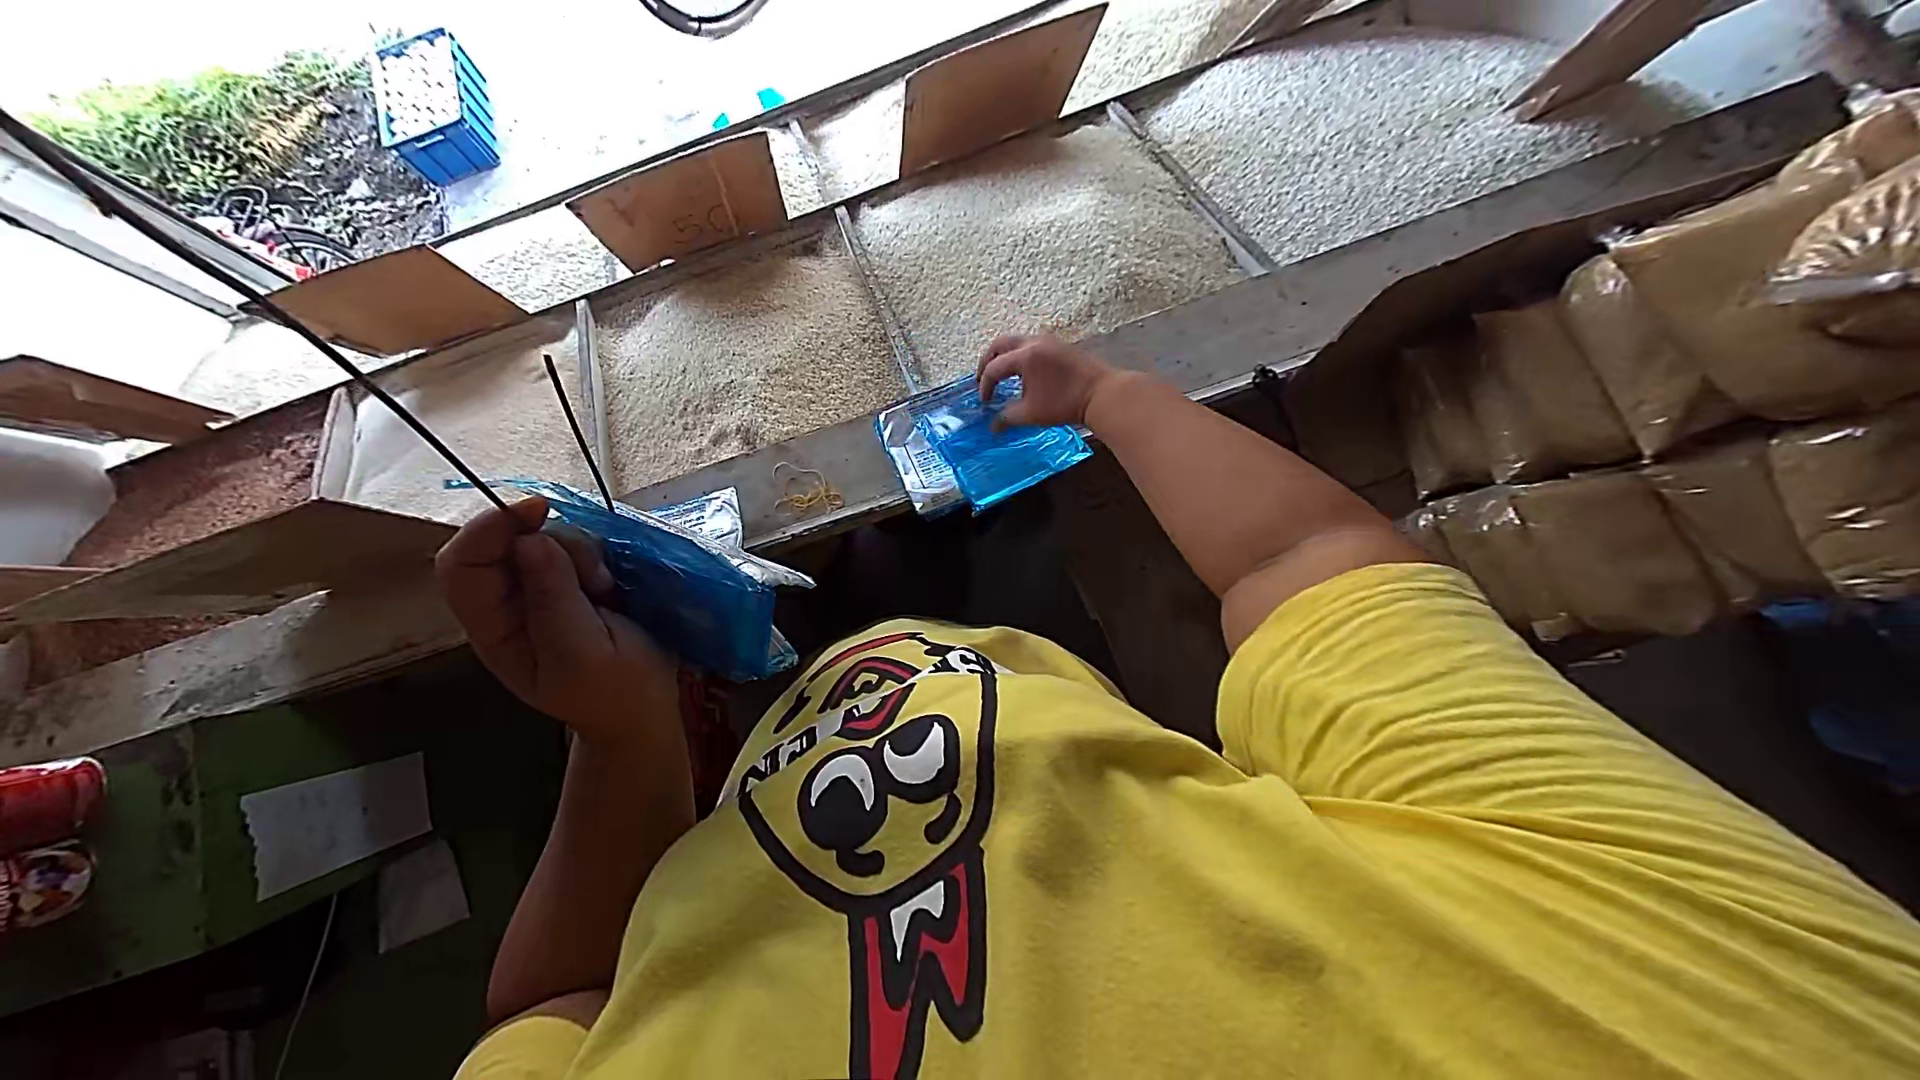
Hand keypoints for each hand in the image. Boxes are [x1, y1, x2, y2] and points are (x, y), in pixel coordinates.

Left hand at [435, 496, 679, 743]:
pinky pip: (581, 546)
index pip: (464, 564)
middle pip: (510, 542)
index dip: (491, 529)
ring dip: (585, 554)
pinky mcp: (578, 582)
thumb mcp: (583, 655)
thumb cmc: (617, 690)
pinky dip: (600, 556)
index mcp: (495, 628)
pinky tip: (613, 587)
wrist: (651, 705)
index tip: (539, 509)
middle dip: (557, 546)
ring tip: (608, 592)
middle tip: (596, 581)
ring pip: (550, 539)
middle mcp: (511, 602)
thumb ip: (555, 600)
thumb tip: (531, 539)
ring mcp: (546, 590)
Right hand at [976, 334, 1123, 428]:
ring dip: (1004, 358)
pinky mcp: (1059, 346)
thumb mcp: (1031, 413)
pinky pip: (1031, 345)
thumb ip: (1007, 418)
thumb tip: (993, 427)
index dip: (985, 386)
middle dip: (987, 362)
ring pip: (1016, 343)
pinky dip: (1019, 356)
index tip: (984, 402)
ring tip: (1001, 377)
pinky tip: (1023, 375)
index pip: (994, 368)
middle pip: (999, 345)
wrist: (1102, 394)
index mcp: (1024, 356)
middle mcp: (1033, 342)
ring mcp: (1048, 341)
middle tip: (983, 380)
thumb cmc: (1065, 403)